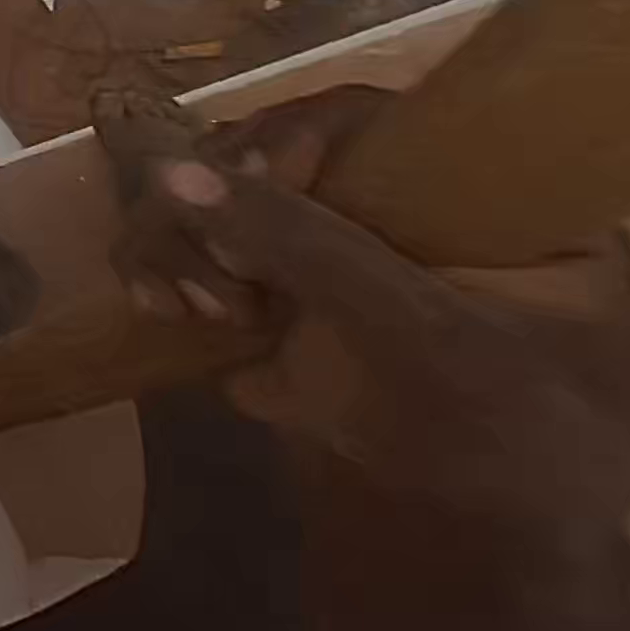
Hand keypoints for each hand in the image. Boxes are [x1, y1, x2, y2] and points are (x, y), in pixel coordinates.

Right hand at [116, 86, 629, 539]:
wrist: (432, 513)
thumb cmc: (481, 435)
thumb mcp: (421, 337)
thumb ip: (305, 246)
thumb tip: (166, 168)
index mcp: (464, 187)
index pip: (363, 116)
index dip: (295, 139)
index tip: (255, 190)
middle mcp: (368, 190)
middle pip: (250, 146)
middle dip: (218, 209)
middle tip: (227, 273)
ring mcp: (295, 227)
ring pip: (191, 188)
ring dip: (174, 244)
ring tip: (199, 310)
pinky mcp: (238, 260)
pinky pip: (164, 232)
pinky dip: (148, 264)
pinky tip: (161, 306)